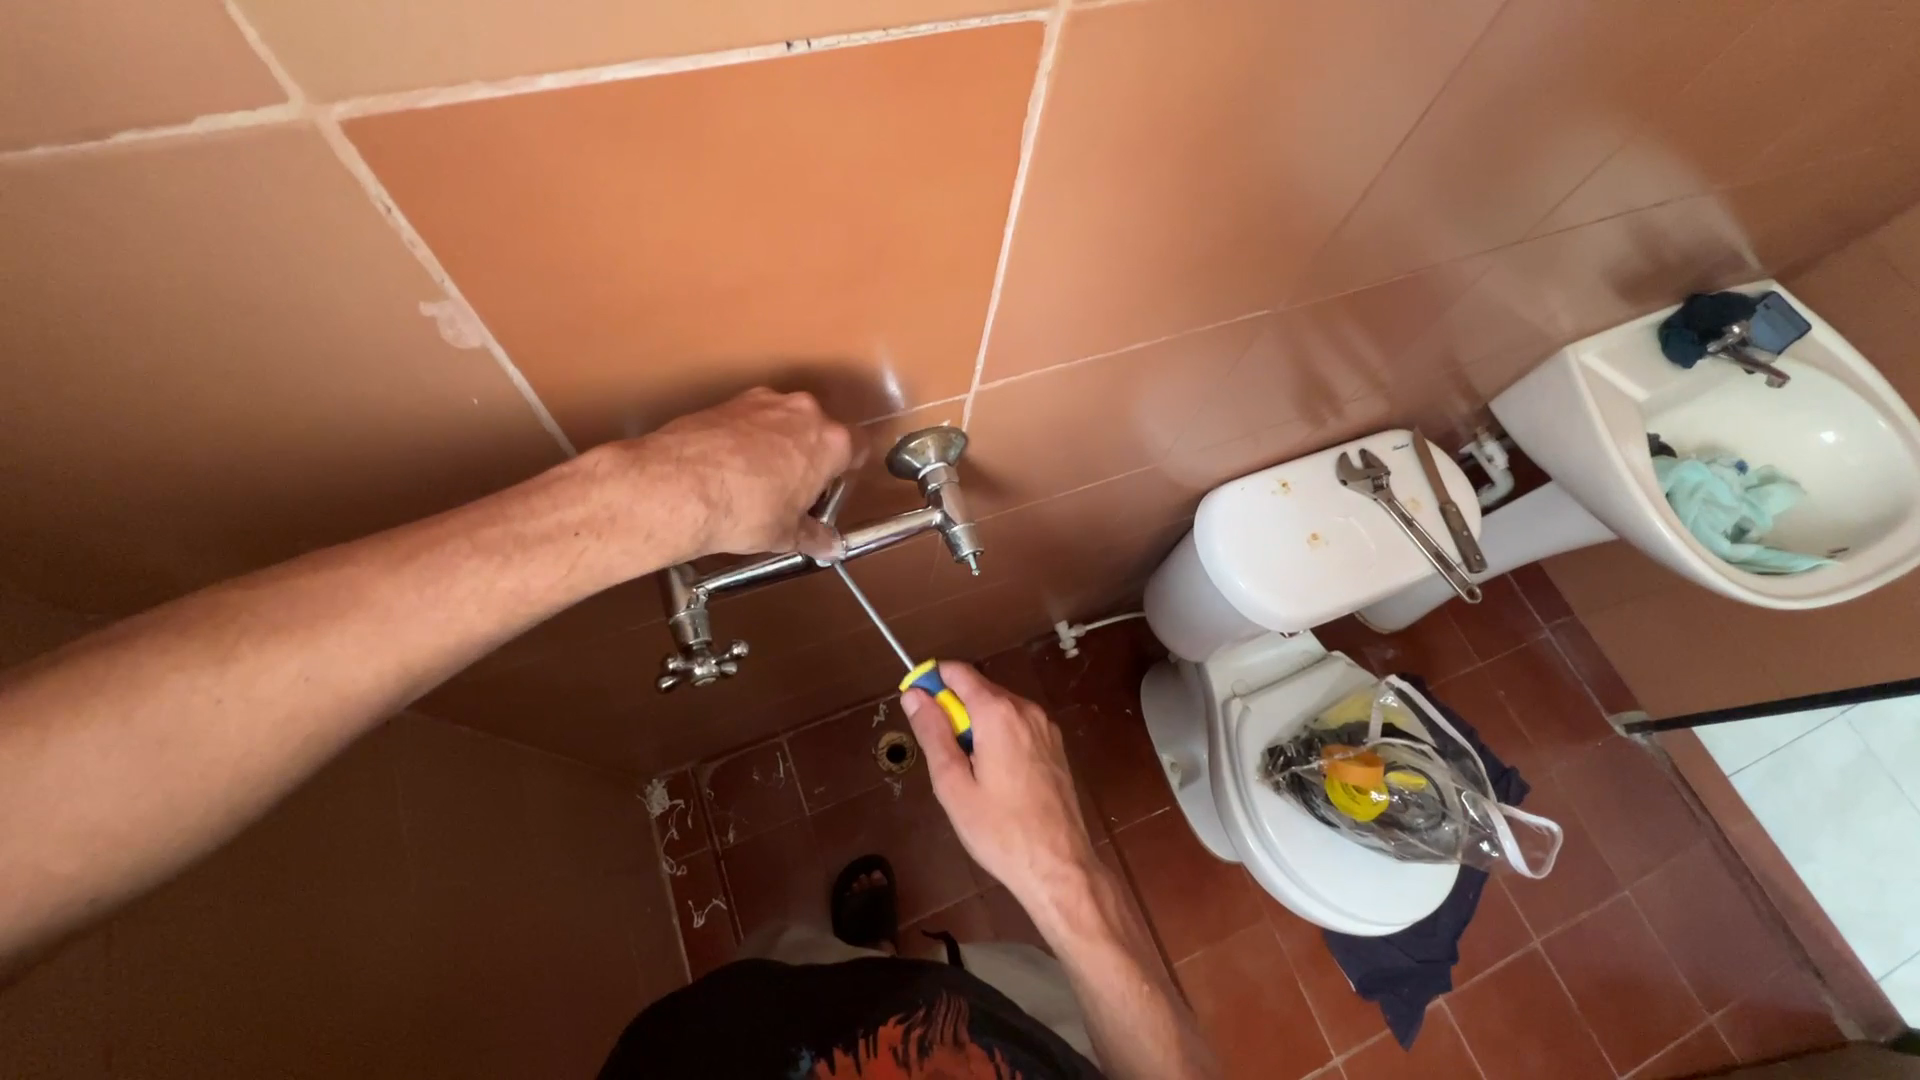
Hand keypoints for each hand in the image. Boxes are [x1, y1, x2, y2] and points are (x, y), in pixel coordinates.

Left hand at [634, 388, 854, 560]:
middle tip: (794, 491)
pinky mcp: (730, 401)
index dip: (847, 471)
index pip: (858, 448)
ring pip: (784, 423)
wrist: (678, 486)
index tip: (831, 490)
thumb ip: (814, 536)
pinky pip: (752, 420)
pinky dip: (748, 440)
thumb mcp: (786, 533)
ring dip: (779, 446)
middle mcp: (803, 411)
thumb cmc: (744, 510)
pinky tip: (730, 470)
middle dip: (811, 458)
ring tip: (757, 483)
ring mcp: (765, 401)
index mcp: (831, 441)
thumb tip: (829, 547)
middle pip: (819, 432)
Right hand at [902, 663, 1100, 912]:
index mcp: (998, 713)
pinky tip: (994, 776)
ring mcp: (1045, 726)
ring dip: (975, 725)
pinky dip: (997, 736)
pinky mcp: (1055, 746)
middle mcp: (1026, 709)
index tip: (915, 704)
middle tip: (940, 754)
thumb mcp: (953, 784)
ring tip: (967, 772)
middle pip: (979, 689)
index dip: (932, 681)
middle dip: (953, 709)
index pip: (958, 673)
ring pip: (999, 708)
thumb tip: (914, 695)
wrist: (1059, 866)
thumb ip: (932, 733)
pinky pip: (1017, 725)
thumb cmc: (999, 830)